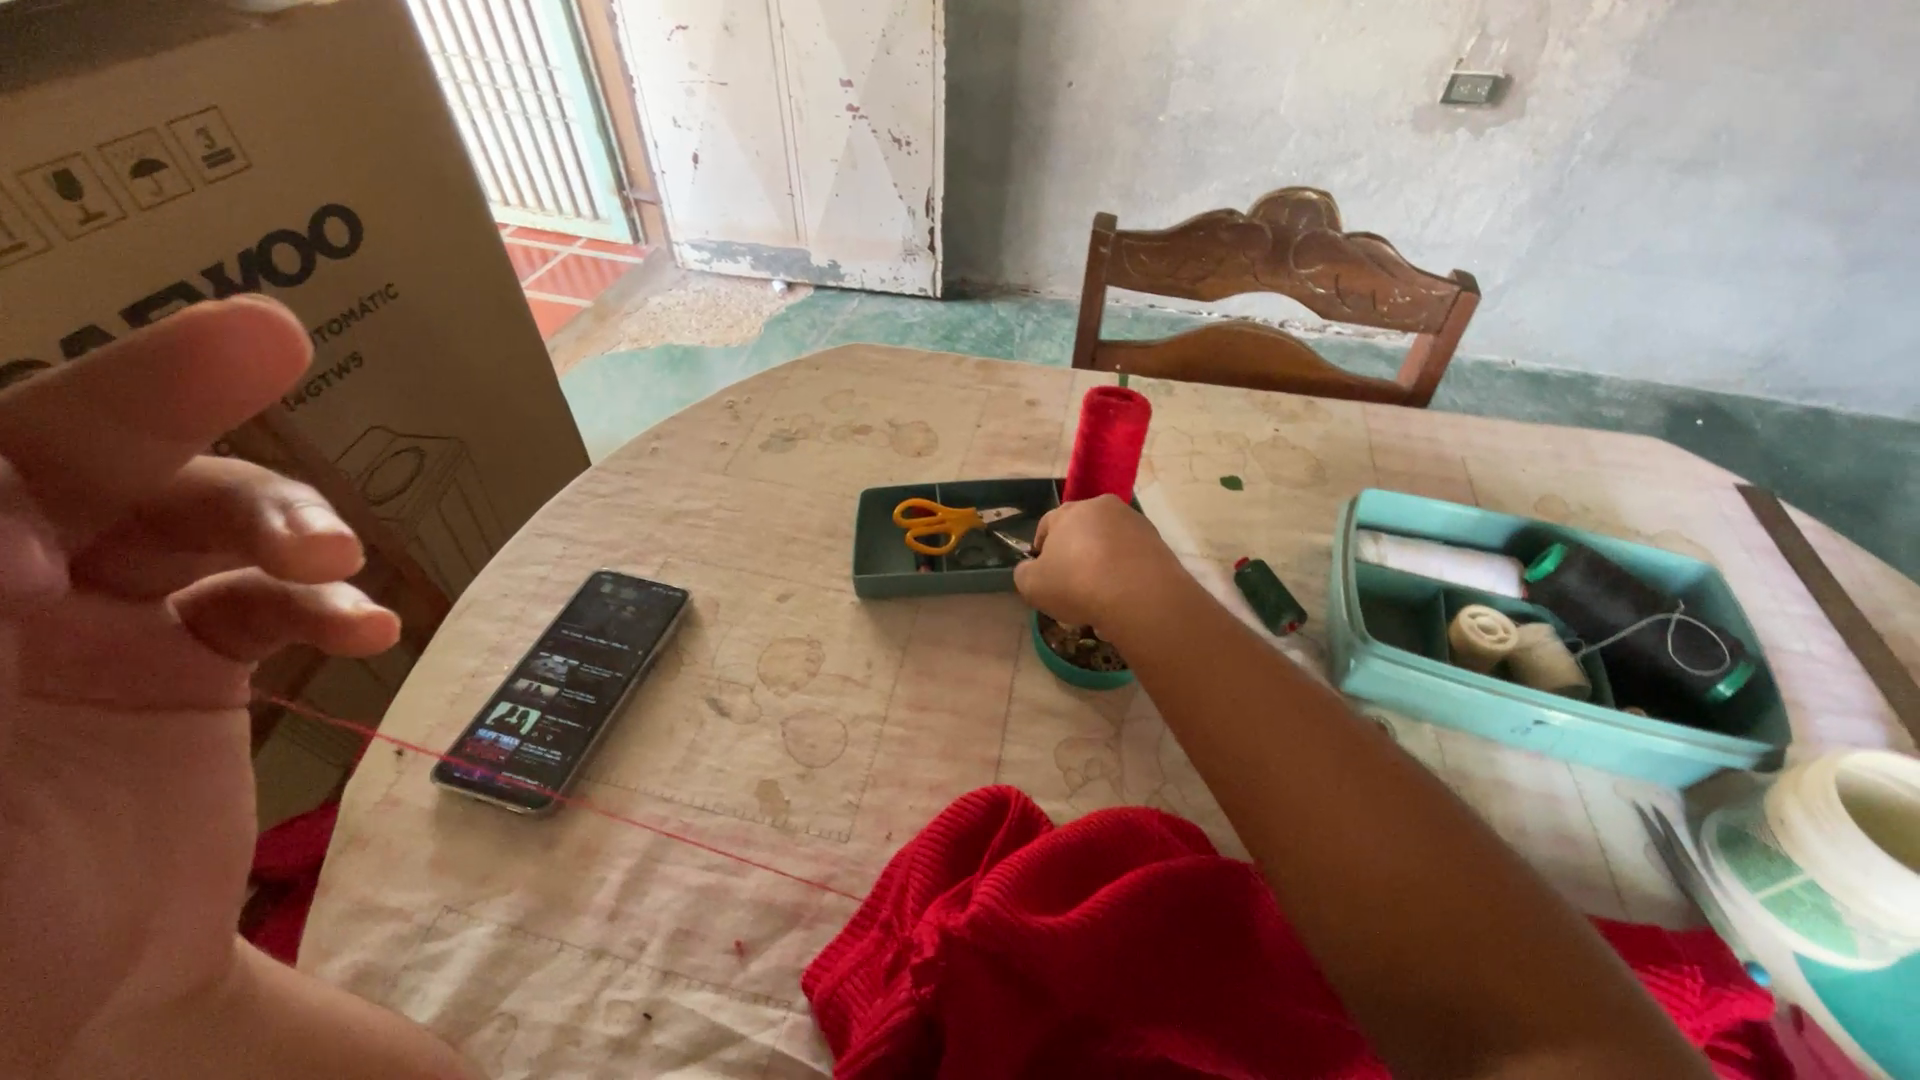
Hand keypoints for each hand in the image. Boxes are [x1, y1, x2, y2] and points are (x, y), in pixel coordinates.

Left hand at [0, 297, 399, 1077]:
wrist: (46, 1008)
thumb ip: (14, 589)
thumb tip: (45, 500)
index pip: (16, 445)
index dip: (137, 384)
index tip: (262, 335)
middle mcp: (2, 577)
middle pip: (121, 466)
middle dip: (223, 461)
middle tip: (316, 489)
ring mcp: (96, 619)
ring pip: (210, 529)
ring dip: (295, 541)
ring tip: (347, 576)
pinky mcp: (183, 665)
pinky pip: (264, 609)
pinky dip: (323, 613)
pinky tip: (367, 635)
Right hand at [1012, 494, 1190, 632]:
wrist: (1139, 595)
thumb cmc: (1076, 584)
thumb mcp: (1032, 586)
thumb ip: (1024, 573)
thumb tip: (1029, 568)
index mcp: (1068, 512)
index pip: (1047, 524)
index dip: (1041, 548)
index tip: (1043, 571)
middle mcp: (1102, 508)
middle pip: (1081, 530)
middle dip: (1075, 552)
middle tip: (1072, 582)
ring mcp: (1134, 522)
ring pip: (1109, 542)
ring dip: (1102, 560)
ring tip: (1100, 593)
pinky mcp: (1158, 541)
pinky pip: (1132, 555)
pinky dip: (1125, 570)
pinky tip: (1122, 595)